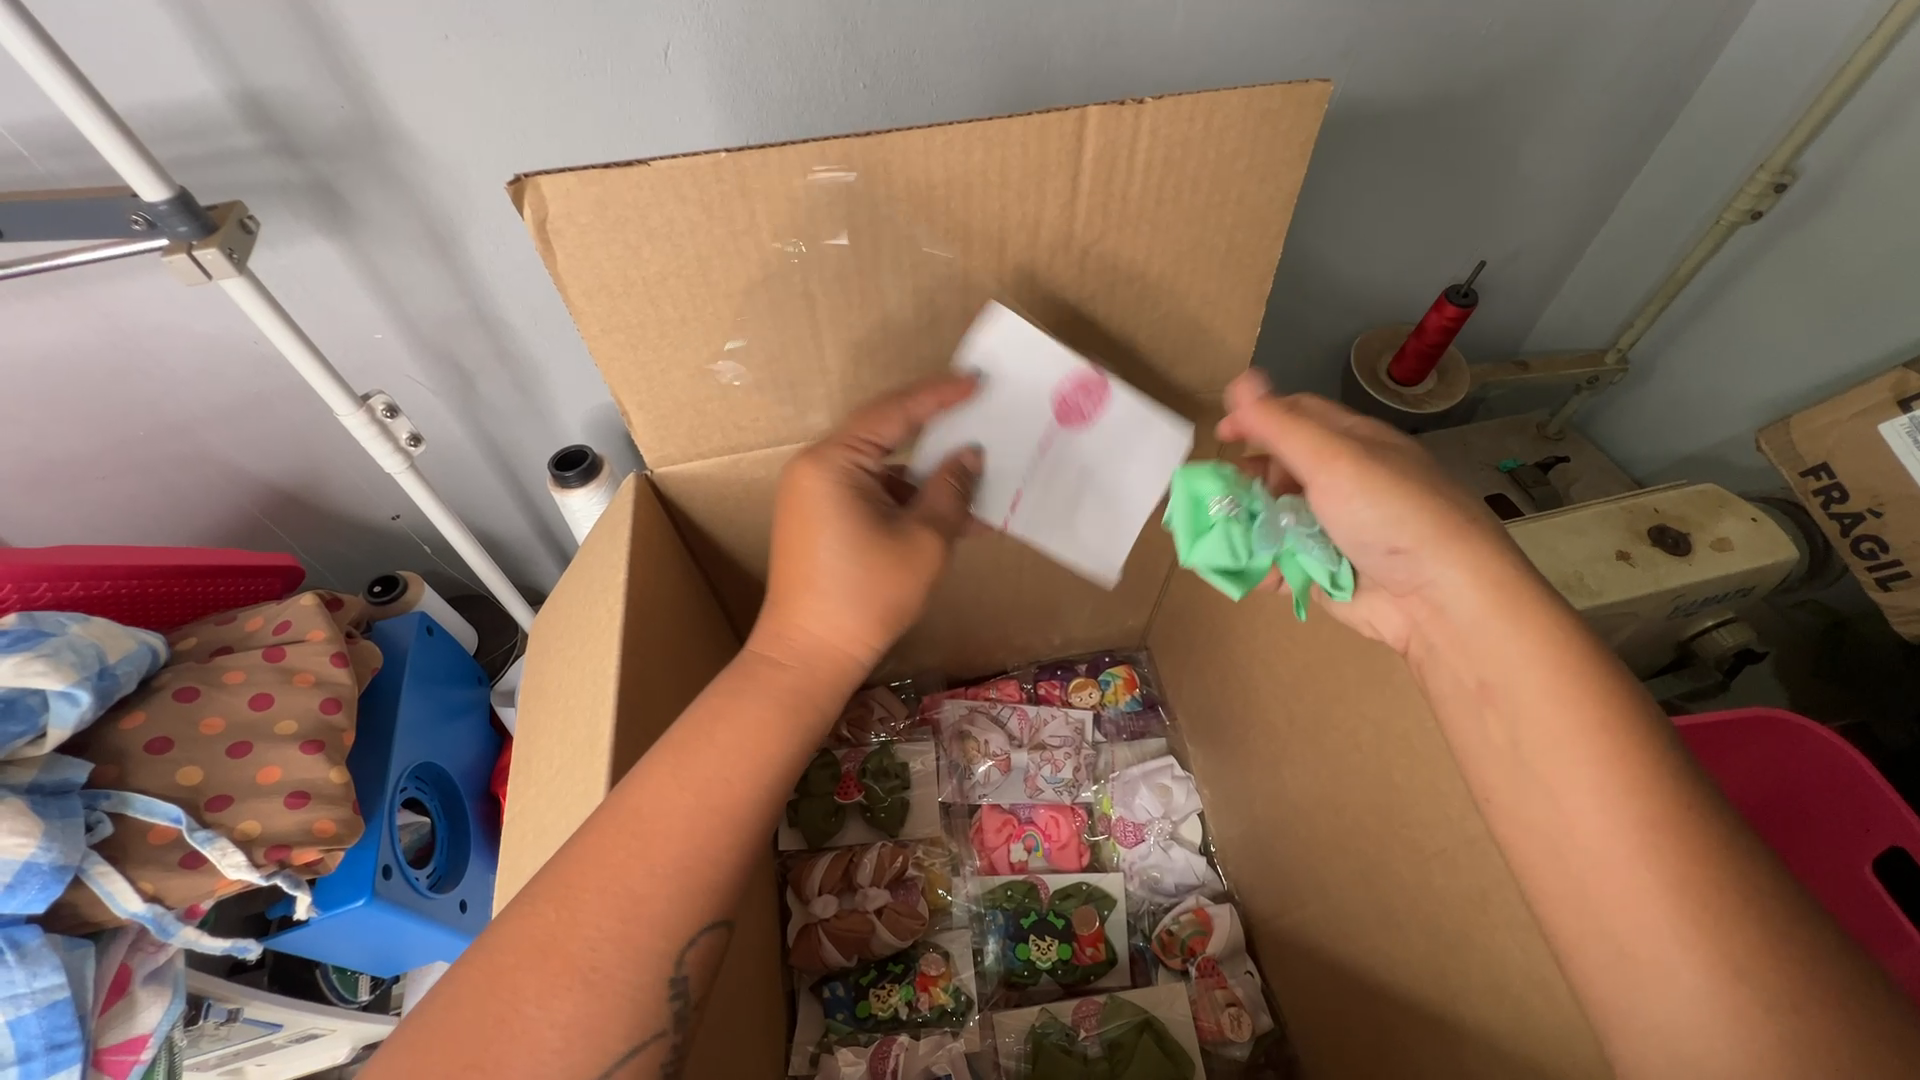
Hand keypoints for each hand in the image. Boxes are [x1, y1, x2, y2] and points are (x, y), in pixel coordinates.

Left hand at [749, 375, 982, 680]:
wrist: (810, 655)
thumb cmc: (867, 595)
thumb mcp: (924, 540)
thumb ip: (951, 490)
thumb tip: (970, 455)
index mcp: (833, 461)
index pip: (893, 412)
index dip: (939, 396)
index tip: (976, 383)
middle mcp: (817, 469)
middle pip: (885, 438)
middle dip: (936, 439)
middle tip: (980, 423)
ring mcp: (815, 496)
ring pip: (882, 472)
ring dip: (926, 481)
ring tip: (976, 488)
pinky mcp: (820, 521)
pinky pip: (870, 496)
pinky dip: (906, 504)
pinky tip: (947, 519)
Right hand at [1216, 369, 1542, 653]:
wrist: (1438, 599)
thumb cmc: (1389, 514)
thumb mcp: (1333, 460)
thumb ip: (1280, 426)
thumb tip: (1241, 380)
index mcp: (1353, 444)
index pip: (1297, 416)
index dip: (1256, 418)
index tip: (1220, 435)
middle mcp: (1343, 483)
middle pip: (1279, 470)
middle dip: (1244, 479)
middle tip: (1215, 492)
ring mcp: (1333, 529)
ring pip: (1274, 518)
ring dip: (1245, 524)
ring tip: (1217, 532)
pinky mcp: (1324, 571)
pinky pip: (1279, 562)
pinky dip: (1258, 564)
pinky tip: (1239, 567)